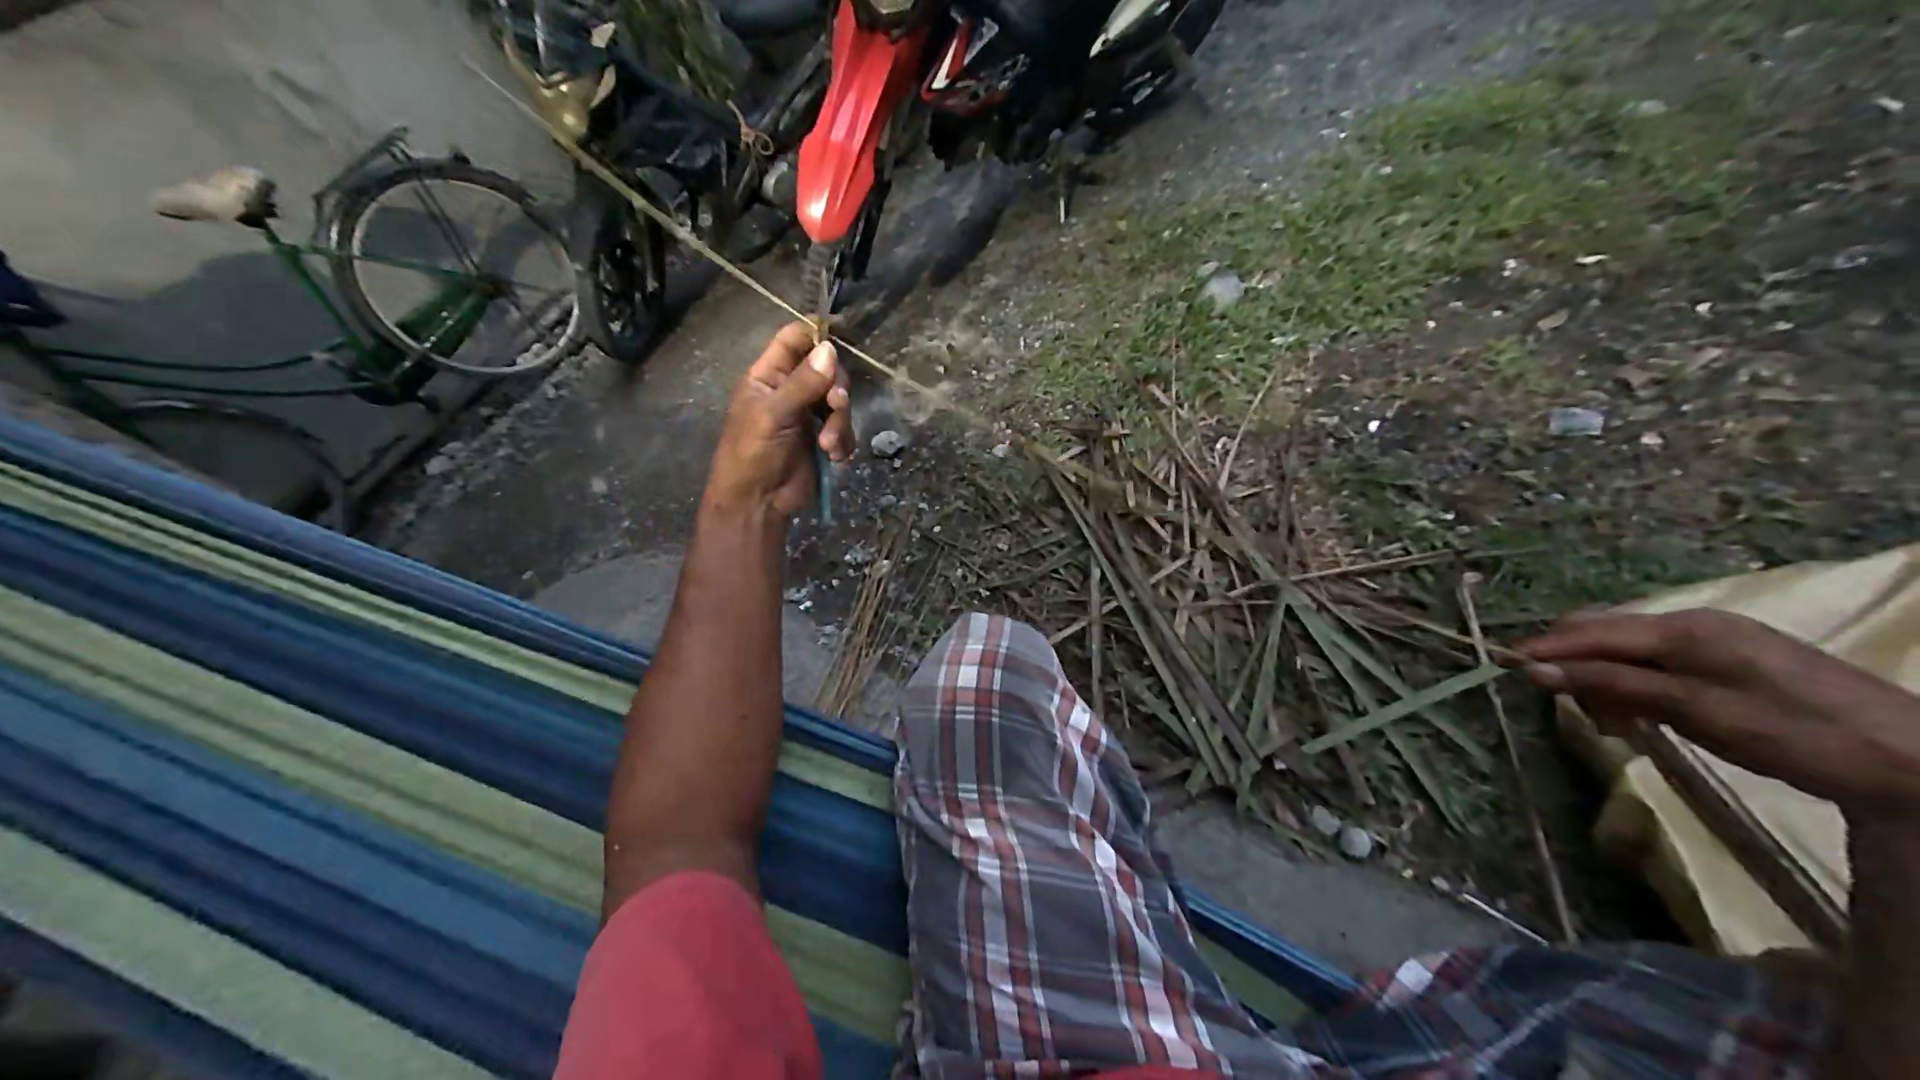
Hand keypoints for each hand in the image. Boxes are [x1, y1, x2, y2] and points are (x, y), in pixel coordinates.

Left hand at [703, 323, 852, 521]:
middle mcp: (790, 391)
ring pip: (839, 402)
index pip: (793, 340)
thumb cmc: (752, 455)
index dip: (816, 332)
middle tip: (835, 406)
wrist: (757, 504)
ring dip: (840, 423)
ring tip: (829, 445)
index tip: (842, 328)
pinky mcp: (822, 440)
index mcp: (768, 377)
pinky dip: (844, 442)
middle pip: (827, 371)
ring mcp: (807, 416)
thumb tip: (830, 350)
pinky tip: (835, 457)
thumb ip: (803, 383)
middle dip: (836, 390)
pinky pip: (844, 429)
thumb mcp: (774, 415)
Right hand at [1512, 609, 1919, 818]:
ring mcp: (1714, 639)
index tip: (1501, 668)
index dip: (1542, 649)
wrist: (1914, 760)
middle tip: (1572, 709)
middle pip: (1602, 632)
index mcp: (1683, 629)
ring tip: (1613, 722)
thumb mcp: (1693, 712)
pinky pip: (1655, 659)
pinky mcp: (1729, 658)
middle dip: (1571, 664)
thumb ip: (1612, 686)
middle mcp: (1692, 623)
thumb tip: (1535, 670)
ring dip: (1602, 678)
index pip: (1589, 631)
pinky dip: (1633, 683)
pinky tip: (1644, 713)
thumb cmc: (1794, 732)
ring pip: (1626, 647)